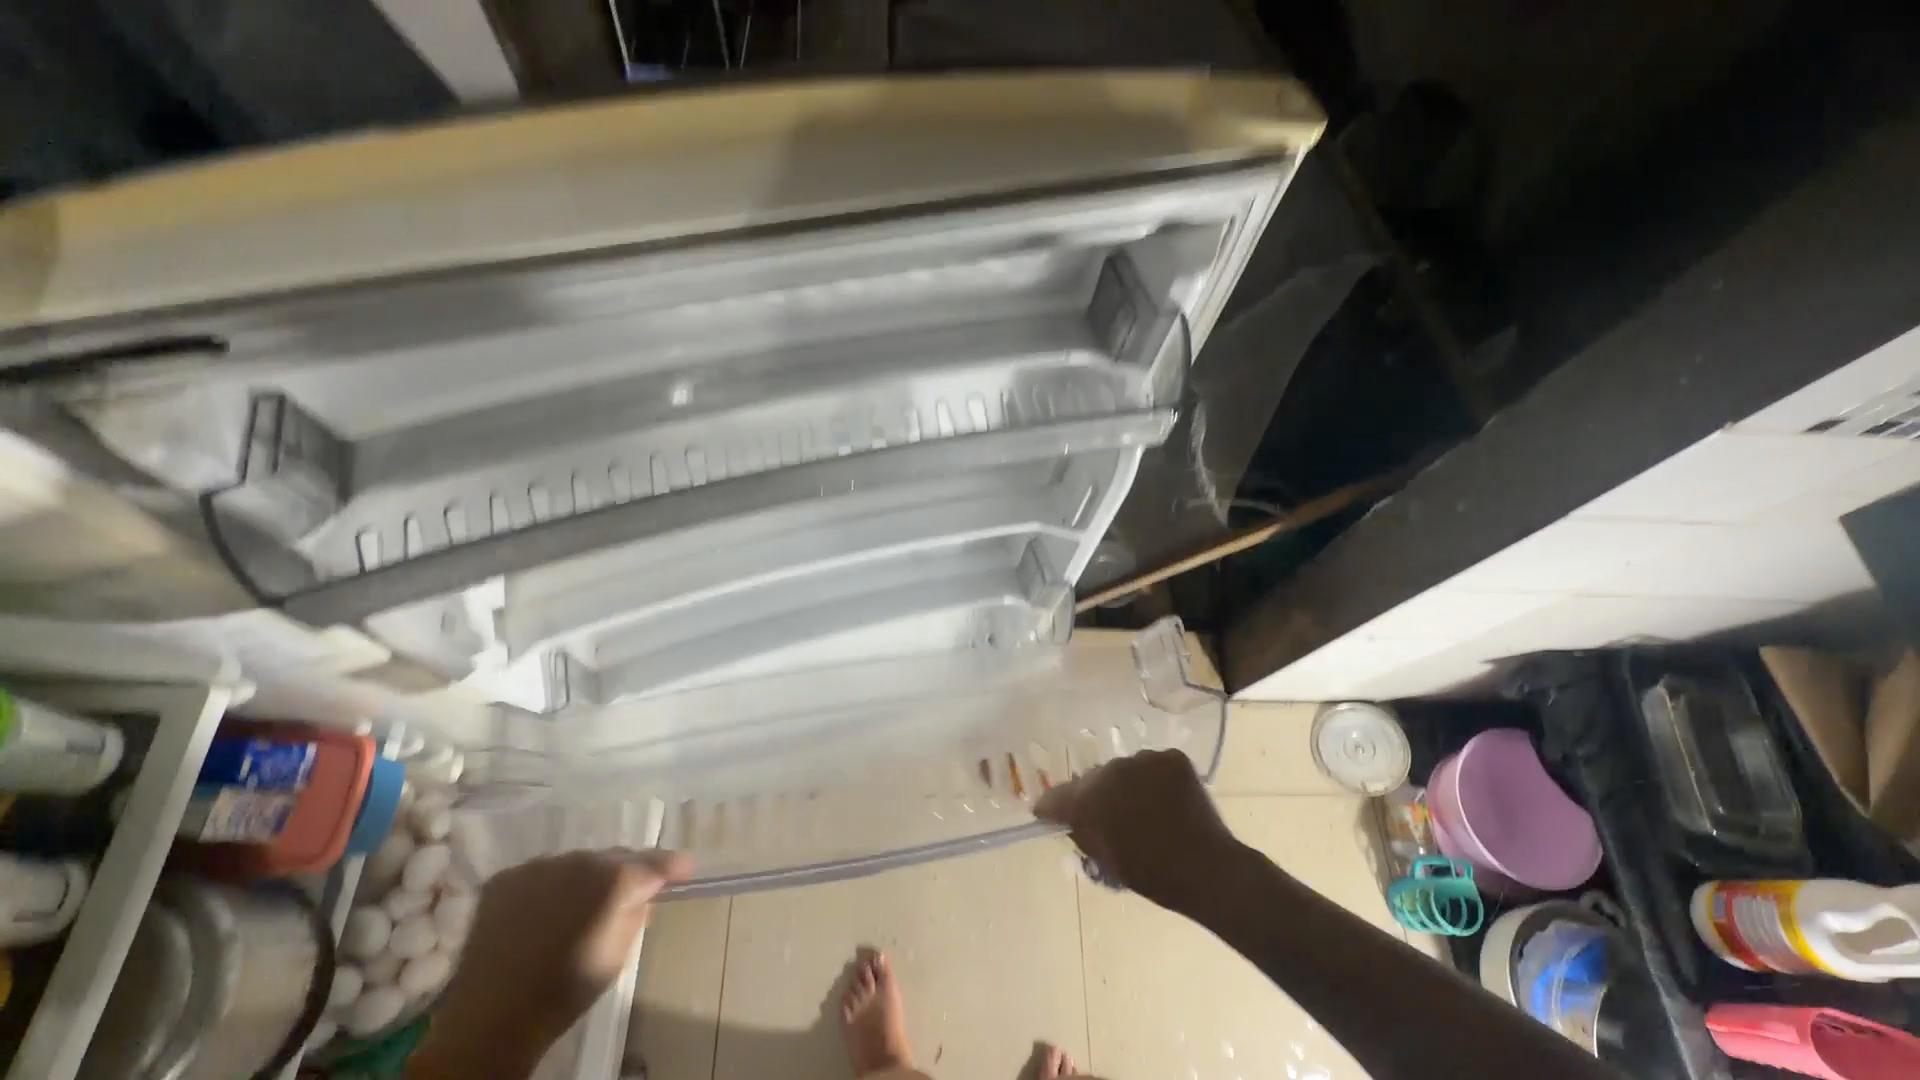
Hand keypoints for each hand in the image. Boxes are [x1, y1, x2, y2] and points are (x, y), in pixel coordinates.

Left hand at [409, 850, 689, 1078]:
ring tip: (583, 905)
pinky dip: (550, 887)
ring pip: (576, 863)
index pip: (652, 862)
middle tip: (634, 892)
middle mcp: (577, 860)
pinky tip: (546, 912)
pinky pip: (541, 874)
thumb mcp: (619, 955)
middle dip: (627, 872)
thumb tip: (645, 894)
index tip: (686, 871)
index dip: (672, 865)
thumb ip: (637, 914)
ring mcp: (537, 866)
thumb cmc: (566, 991)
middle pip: (613, 858)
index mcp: (612, 880)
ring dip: (586, 878)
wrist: (492, 1018)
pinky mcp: (505, 878)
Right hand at [1034, 749, 1239, 911]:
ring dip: (1127, 785)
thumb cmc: (1151, 874)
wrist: (1207, 869)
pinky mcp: (1172, 757)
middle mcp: (1111, 770)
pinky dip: (1154, 779)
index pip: (1057, 797)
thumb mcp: (1104, 861)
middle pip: (1093, 779)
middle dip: (1096, 796)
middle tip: (1110, 816)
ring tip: (1143, 807)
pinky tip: (1165, 799)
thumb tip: (1071, 819)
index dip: (1053, 807)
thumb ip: (1081, 833)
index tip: (1051, 814)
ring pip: (1124, 769)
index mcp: (1089, 800)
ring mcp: (1144, 759)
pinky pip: (1153, 765)